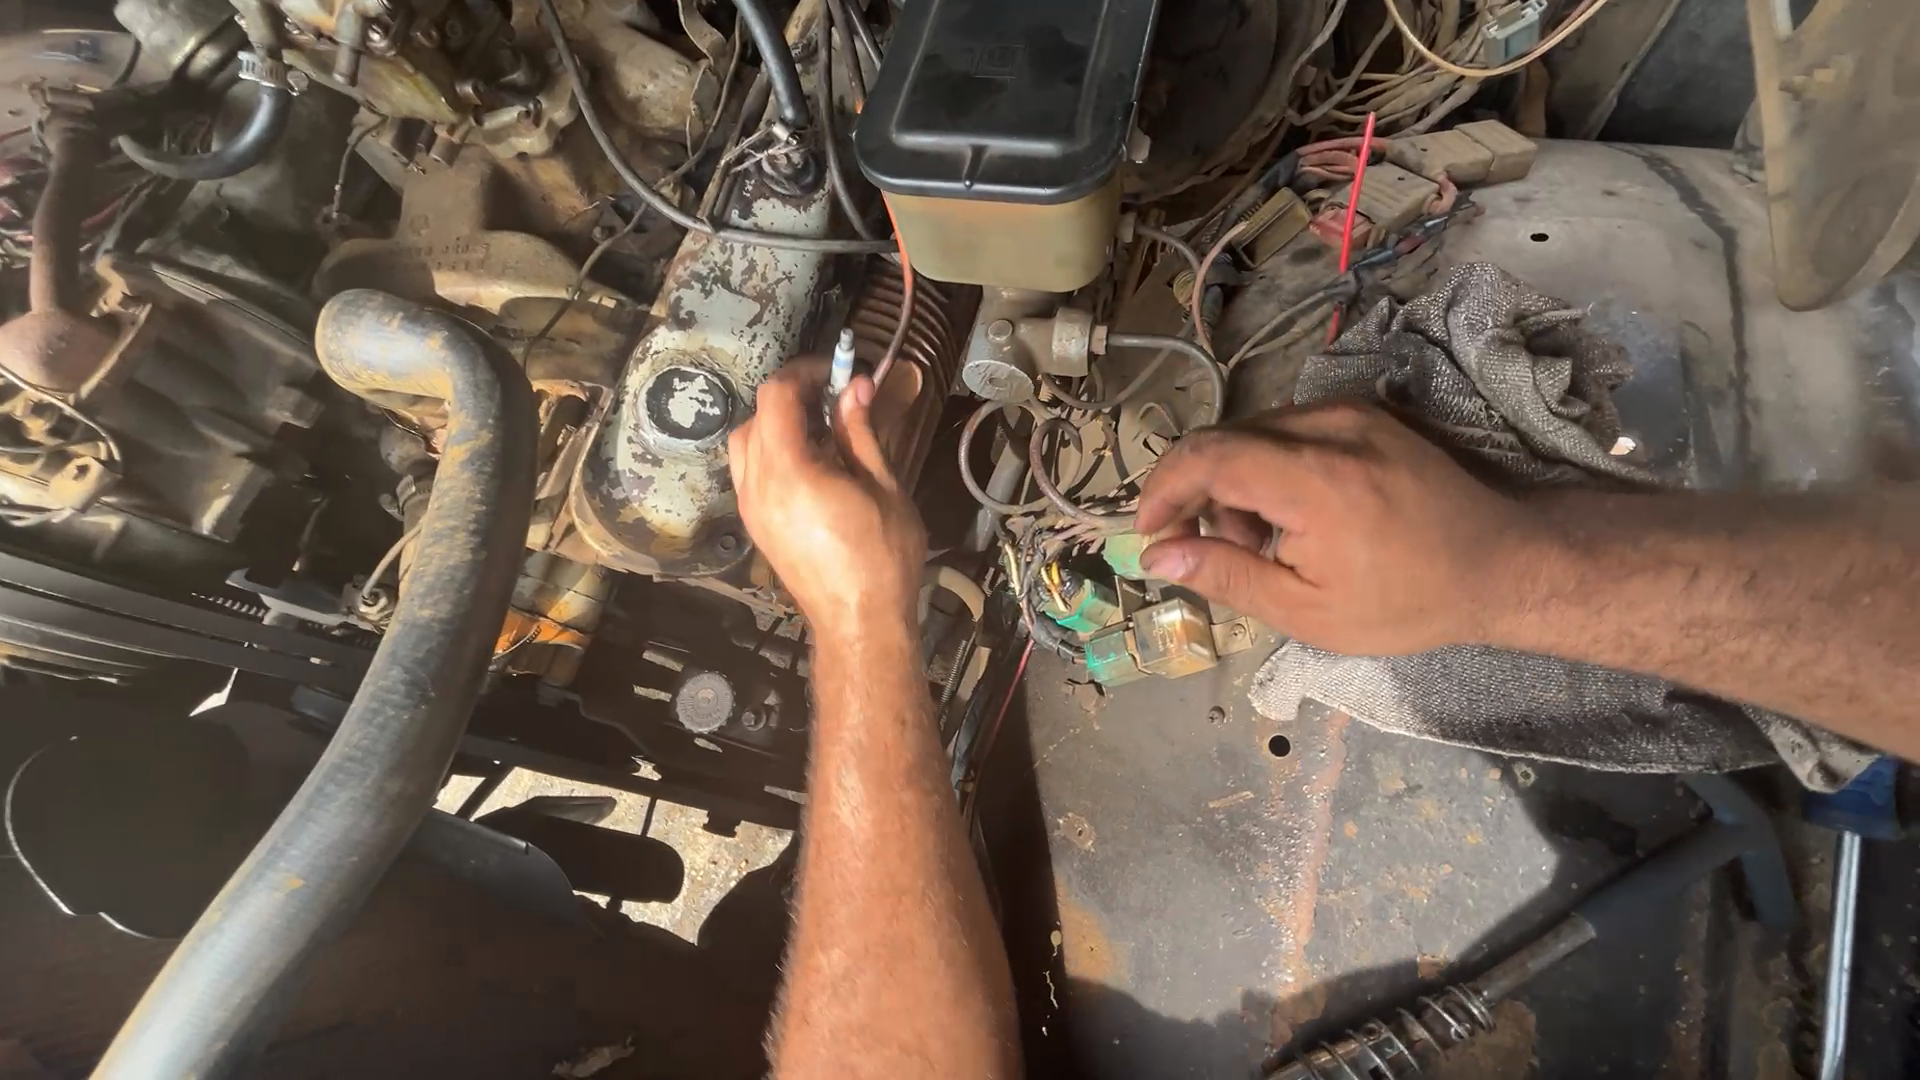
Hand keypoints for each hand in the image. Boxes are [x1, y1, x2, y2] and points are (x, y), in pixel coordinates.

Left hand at [729, 361, 926, 644]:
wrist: (859, 622)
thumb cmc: (882, 557)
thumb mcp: (883, 488)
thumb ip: (861, 432)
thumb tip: (856, 386)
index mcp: (790, 472)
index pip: (777, 396)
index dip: (805, 373)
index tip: (838, 372)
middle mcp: (758, 485)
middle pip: (756, 416)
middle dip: (792, 397)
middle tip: (835, 399)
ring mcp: (751, 508)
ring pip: (745, 444)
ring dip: (776, 424)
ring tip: (820, 431)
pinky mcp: (755, 525)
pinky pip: (748, 472)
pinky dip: (770, 452)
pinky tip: (809, 464)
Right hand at [1135, 400, 1546, 654]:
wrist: (1506, 562)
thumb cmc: (1407, 601)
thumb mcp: (1307, 612)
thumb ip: (1225, 577)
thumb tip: (1156, 556)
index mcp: (1317, 480)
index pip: (1208, 457)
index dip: (1163, 490)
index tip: (1148, 532)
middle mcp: (1328, 427)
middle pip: (1219, 441)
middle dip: (1192, 494)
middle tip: (1202, 548)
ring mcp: (1345, 411)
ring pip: (1244, 435)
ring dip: (1227, 486)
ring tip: (1255, 542)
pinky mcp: (1356, 411)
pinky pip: (1278, 431)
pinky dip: (1259, 471)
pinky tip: (1284, 514)